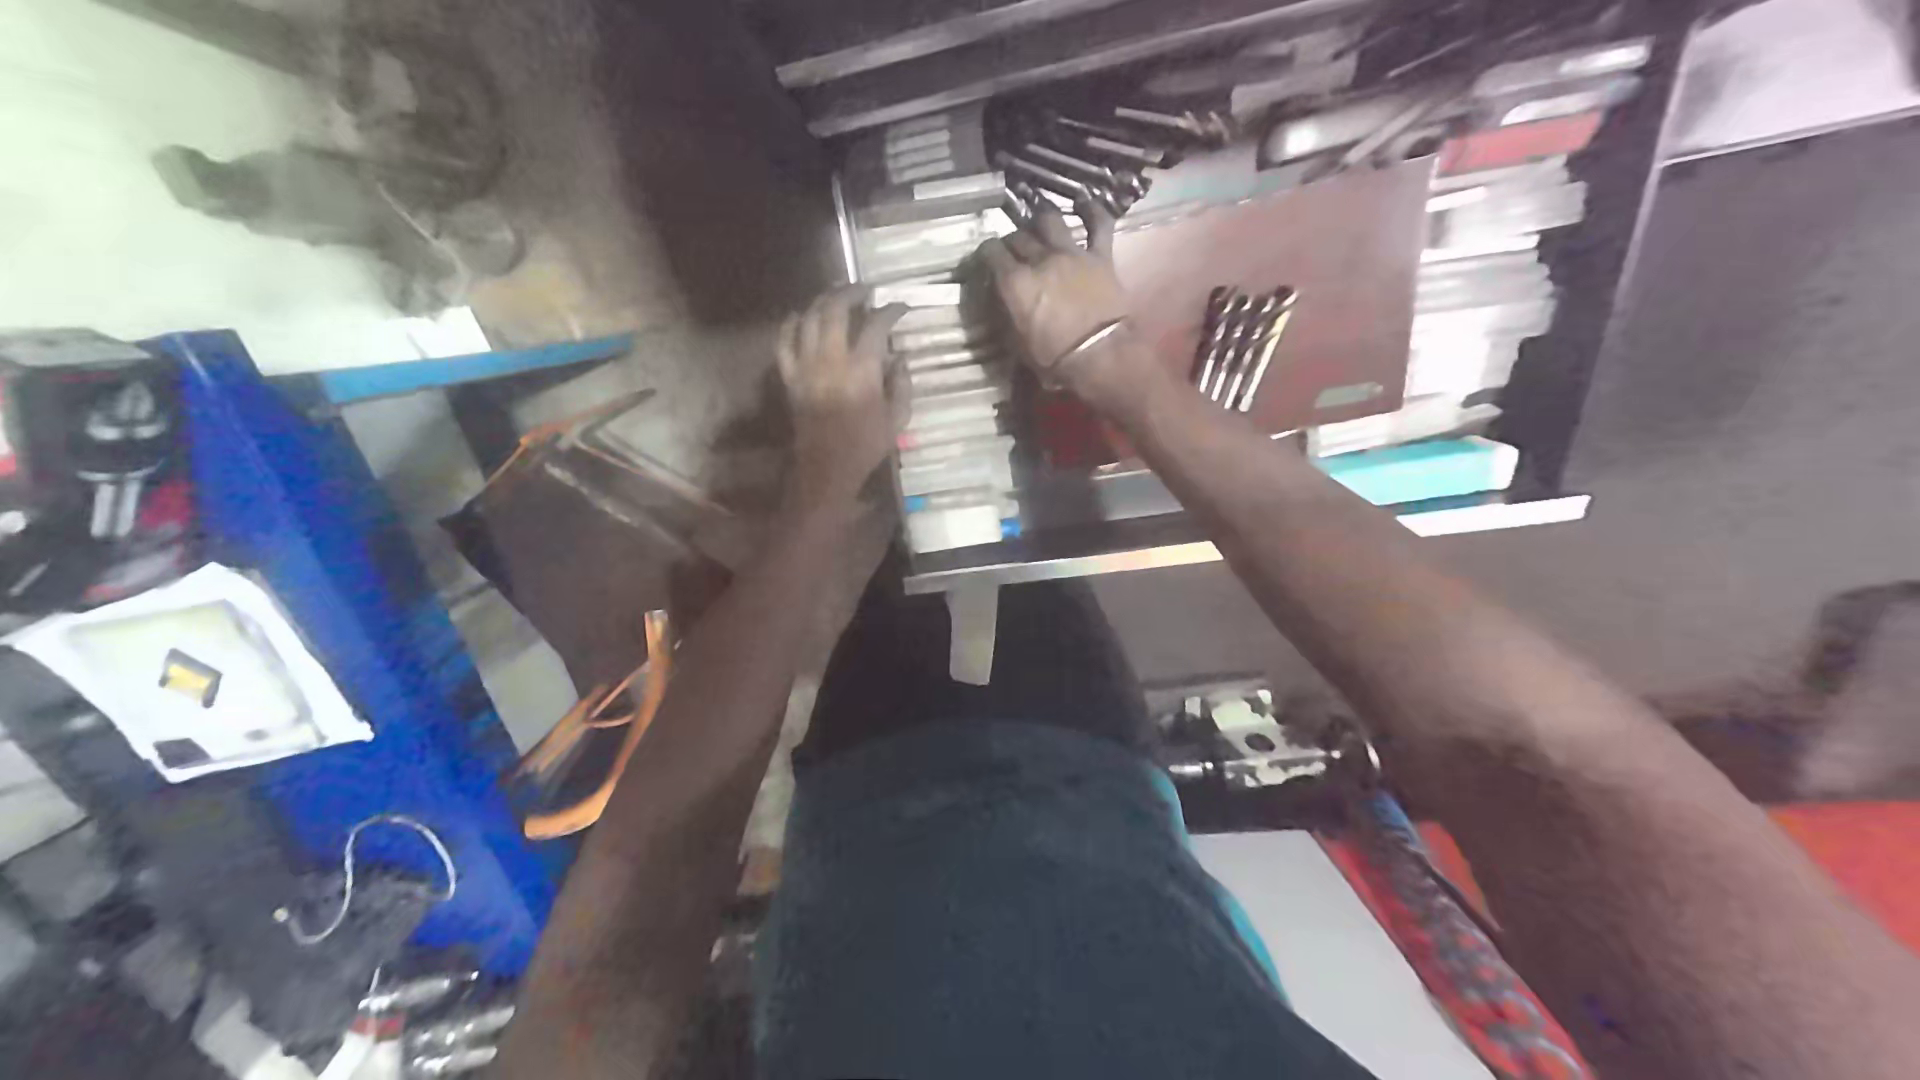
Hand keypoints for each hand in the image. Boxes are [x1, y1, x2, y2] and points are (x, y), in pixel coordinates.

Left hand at [777, 287, 907, 507]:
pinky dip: (791, 325)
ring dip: (823, 301)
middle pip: (835, 309)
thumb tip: (900, 358)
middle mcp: (830, 360)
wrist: (826, 467)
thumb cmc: (866, 445)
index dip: (890, 311)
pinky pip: (784, 343)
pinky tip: (800, 316)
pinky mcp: (790, 377)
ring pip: (809, 319)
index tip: (900, 307)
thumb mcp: (897, 419)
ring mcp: (806, 366)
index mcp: (861, 370)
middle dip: (851, 292)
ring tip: (837, 296)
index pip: (876, 326)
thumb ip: (902, 384)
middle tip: (864, 290)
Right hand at [978, 199, 1135, 393]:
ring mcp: (1071, 253)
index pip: (991, 253)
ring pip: (1050, 220)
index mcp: (1015, 283)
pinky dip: (1091, 209)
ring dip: (1040, 217)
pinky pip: (1098, 223)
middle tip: (1011, 249)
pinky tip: (1084, 201)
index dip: (985, 253)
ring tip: (1036, 219)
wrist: (1102, 357)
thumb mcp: (1018, 343)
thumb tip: (1002, 300)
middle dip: (1011, 241)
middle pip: (1019, 237)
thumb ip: (1007, 314)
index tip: (985, 259)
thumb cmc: (1055, 360)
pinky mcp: (1100, 255)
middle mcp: (1040, 260)